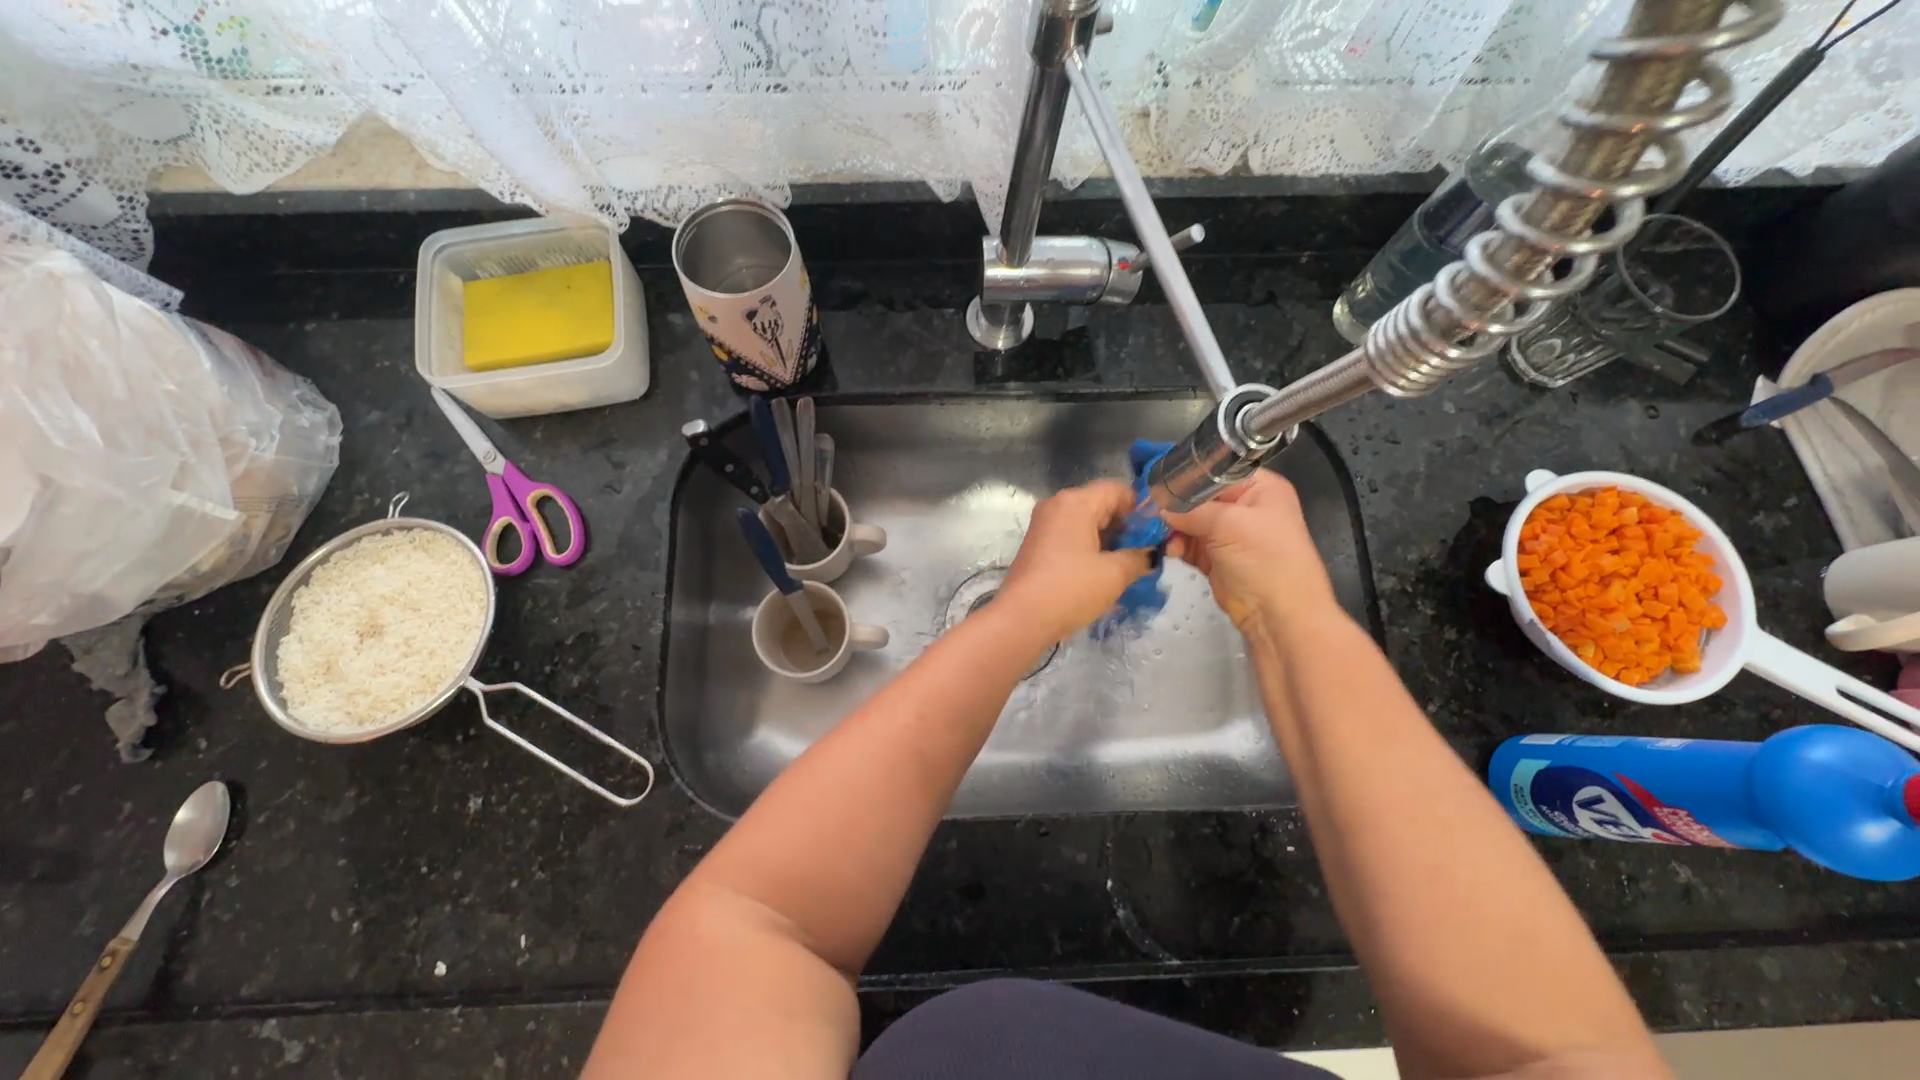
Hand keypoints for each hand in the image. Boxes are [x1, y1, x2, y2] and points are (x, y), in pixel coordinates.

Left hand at [996, 480, 1154, 643]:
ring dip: (1108, 540)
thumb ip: (1139, 557)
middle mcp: (1057, 505)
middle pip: (1100, 504)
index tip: (1155, 533)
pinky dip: (1089, 548)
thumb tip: (1150, 554)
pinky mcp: (1037, 545)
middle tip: (1144, 553)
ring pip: (1085, 522)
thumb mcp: (1115, 574)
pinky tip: (1102, 573)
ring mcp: (1043, 525)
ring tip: (1126, 566)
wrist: (1021, 619)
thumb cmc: (1071, 589)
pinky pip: (1071, 536)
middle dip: (1125, 526)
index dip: (1140, 508)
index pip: (1117, 489)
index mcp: (1075, 502)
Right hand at [1161, 469, 1339, 632]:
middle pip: (1199, 497)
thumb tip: (1156, 505)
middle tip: (1147, 510)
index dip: (1186, 474)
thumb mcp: (1229, 524)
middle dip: (1174, 505)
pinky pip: (1189, 544)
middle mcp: (1245, 506)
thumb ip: (1190, 510)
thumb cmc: (1264, 560)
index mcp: (1259, 487)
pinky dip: (1177, 546)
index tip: (1154, 478)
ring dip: (1173, 528)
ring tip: (1159, 535)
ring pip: (1190, 521)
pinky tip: (1169, 550)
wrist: (1278, 615)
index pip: (1216, 470)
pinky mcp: (1216, 558)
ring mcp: (1229, 534)